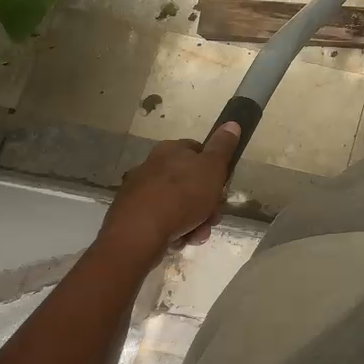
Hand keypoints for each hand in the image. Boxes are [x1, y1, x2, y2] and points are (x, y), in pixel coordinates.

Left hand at [97, 122, 240, 263]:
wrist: (138, 235)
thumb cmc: (182, 195)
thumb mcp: (212, 167)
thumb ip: (223, 146)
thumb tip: (232, 123)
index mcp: (170, 151)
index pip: (198, 150)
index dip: (214, 168)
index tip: (222, 185)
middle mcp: (151, 167)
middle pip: (189, 182)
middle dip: (206, 201)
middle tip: (214, 216)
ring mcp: (139, 194)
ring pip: (178, 205)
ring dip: (195, 220)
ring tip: (198, 234)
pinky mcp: (131, 218)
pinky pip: (162, 222)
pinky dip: (175, 231)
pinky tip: (181, 241)